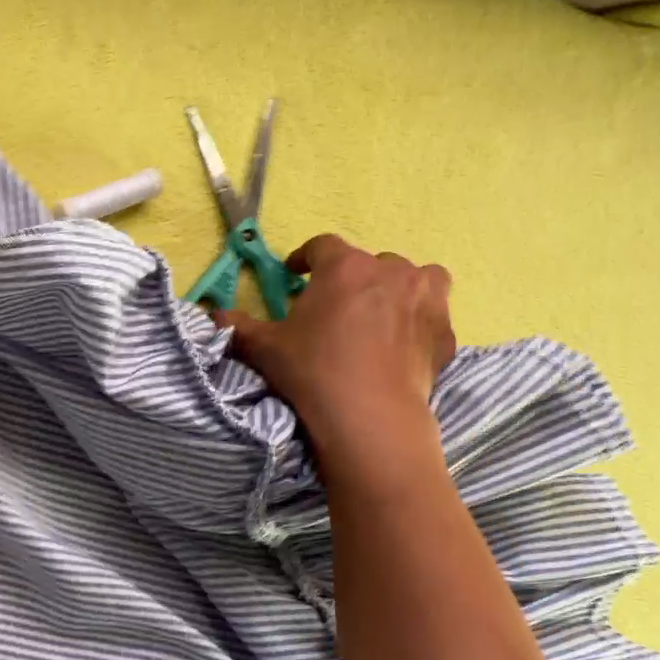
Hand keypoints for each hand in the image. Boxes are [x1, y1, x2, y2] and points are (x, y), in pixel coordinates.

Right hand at [215, 234, 456, 468]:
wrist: (368, 414)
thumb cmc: (310, 370)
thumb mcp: (261, 347)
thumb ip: (236, 326)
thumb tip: (214, 314)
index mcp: (344, 269)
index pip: (322, 245)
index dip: (304, 257)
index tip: (293, 274)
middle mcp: (392, 271)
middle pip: (372, 261)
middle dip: (351, 277)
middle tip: (332, 304)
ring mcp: (428, 298)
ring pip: (416, 277)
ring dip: (395, 288)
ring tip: (376, 312)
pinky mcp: (445, 330)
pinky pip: (431, 312)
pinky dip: (415, 320)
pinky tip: (398, 343)